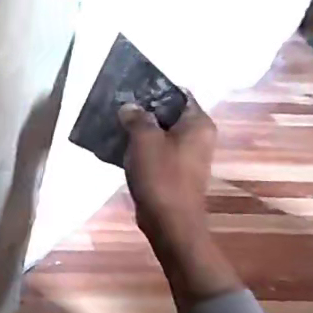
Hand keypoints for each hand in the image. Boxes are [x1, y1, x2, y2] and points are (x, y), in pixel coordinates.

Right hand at [119, 97, 241, 305]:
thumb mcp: (144, 141)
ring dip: (139, 132)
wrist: (170, 223)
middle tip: (117, 108)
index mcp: (198, 123)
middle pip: (168, 114)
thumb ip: (137, 118)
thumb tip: (129, 107)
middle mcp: (199, 136)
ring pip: (161, 135)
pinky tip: (119, 151)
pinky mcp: (175, 174)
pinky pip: (157, 154)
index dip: (154, 89)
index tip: (130, 89)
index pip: (178, 93)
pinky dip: (141, 151)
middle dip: (143, 111)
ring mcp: (188, 157)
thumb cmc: (161, 177)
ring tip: (113, 128)